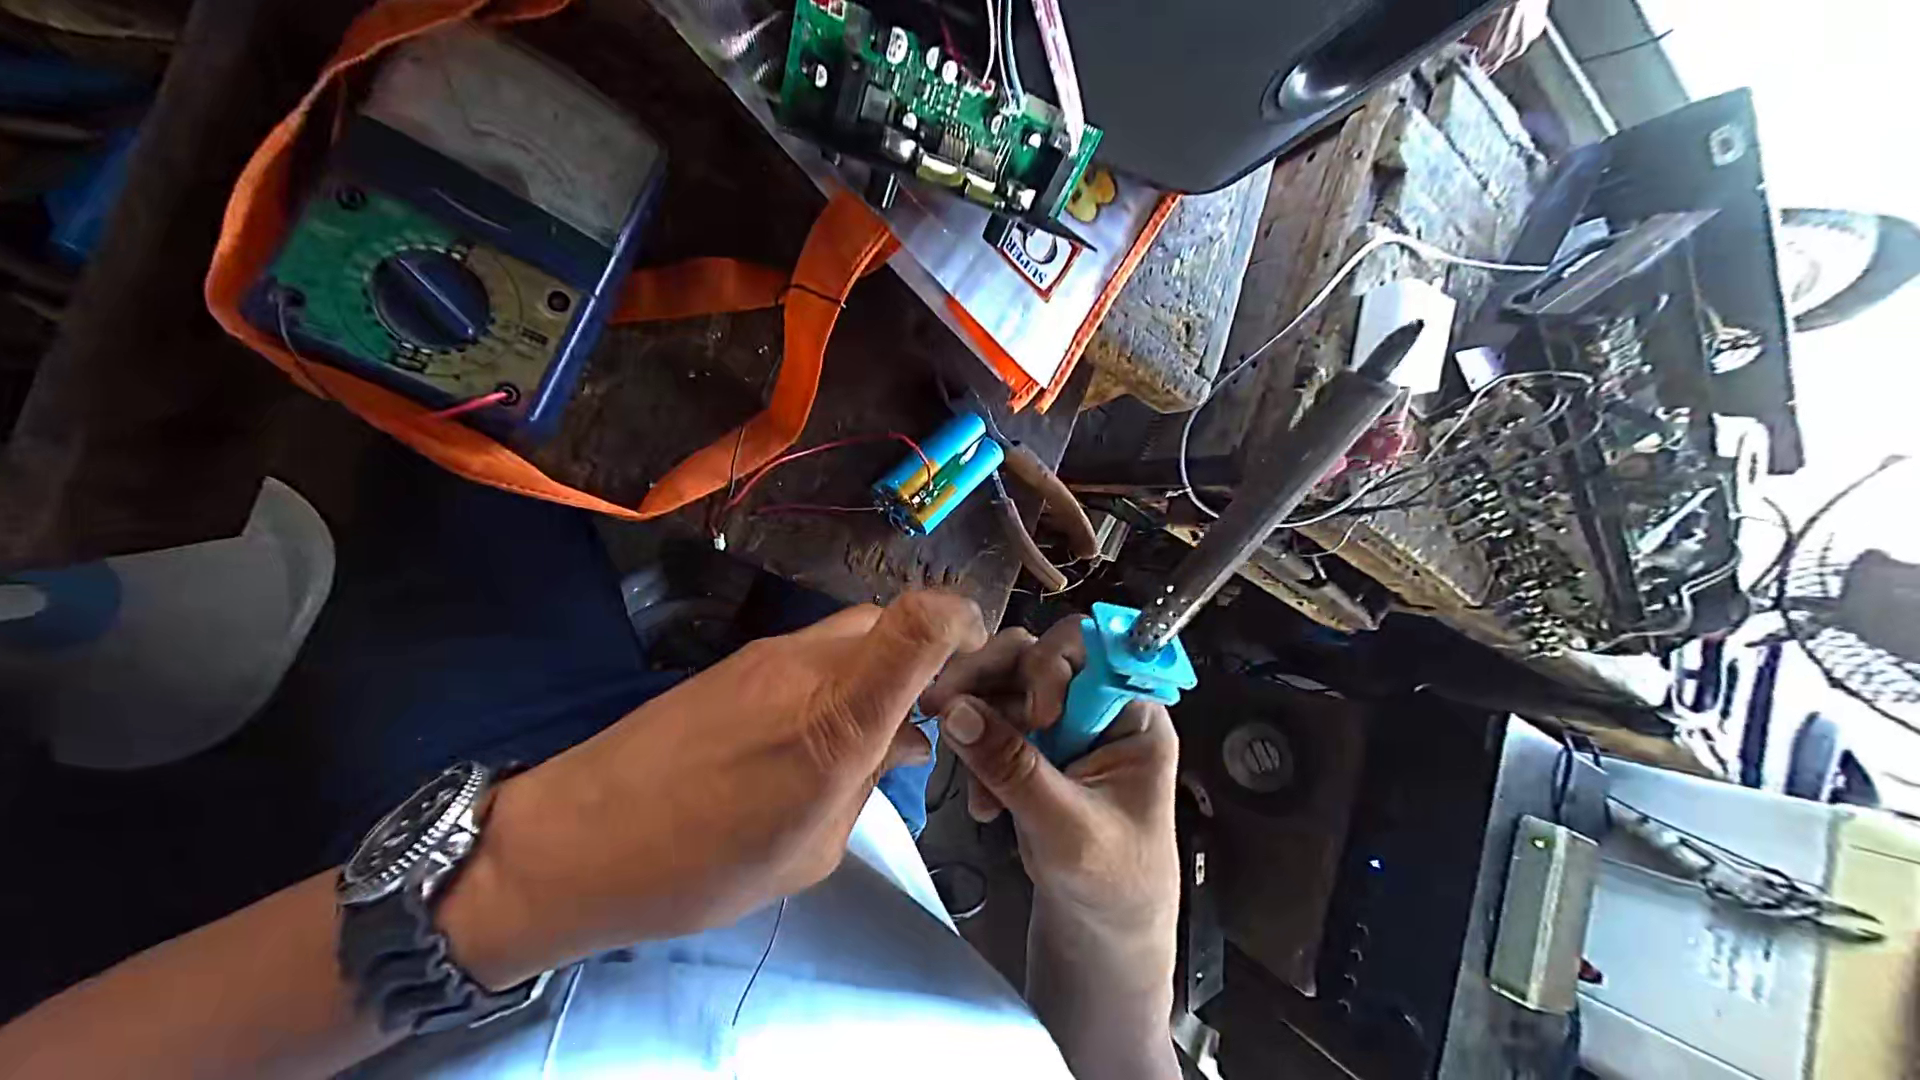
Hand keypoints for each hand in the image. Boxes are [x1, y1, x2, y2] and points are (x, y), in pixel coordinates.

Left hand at [438, 591, 987, 988]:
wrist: (573, 839)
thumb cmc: (702, 866)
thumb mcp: (813, 848)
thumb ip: (870, 781)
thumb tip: (907, 741)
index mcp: (839, 718)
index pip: (919, 623)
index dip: (963, 622)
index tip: (979, 657)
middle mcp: (811, 664)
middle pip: (896, 620)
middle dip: (930, 654)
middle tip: (933, 709)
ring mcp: (771, 653)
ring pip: (857, 633)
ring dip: (884, 666)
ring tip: (878, 726)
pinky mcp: (742, 659)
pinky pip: (818, 651)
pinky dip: (844, 675)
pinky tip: (826, 726)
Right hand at [922, 616, 1179, 1079]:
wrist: (1102, 931)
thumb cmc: (1112, 884)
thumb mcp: (1067, 829)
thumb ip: (1014, 769)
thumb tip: (955, 711)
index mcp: (1131, 712)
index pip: (1092, 652)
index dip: (1053, 664)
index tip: (1029, 712)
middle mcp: (1095, 703)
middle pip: (1037, 656)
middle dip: (990, 679)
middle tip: (943, 704)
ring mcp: (1059, 722)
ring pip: (1005, 683)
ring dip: (974, 716)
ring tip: (956, 763)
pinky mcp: (1030, 745)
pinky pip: (990, 720)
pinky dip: (975, 750)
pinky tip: (980, 804)